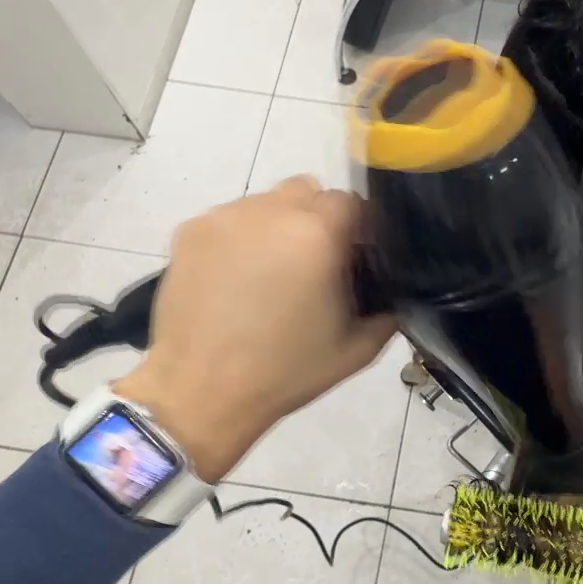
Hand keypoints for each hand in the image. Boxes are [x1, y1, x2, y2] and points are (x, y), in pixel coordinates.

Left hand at [114, 176, 395, 480]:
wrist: (202, 392)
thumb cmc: (286, 372)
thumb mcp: (358, 349)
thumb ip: (388, 312)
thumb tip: (392, 294)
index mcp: (317, 234)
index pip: (351, 201)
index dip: (358, 228)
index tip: (354, 258)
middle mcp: (270, 211)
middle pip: (307, 191)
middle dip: (317, 219)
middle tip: (314, 266)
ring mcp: (224, 218)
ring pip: (266, 202)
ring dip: (277, 226)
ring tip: (270, 275)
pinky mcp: (189, 231)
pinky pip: (230, 220)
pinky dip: (240, 239)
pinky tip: (236, 280)